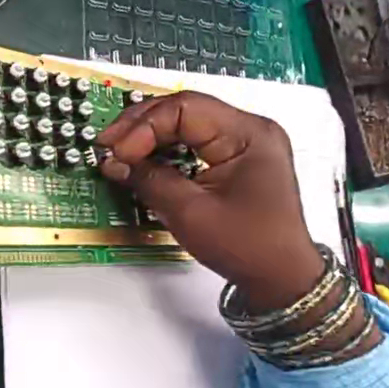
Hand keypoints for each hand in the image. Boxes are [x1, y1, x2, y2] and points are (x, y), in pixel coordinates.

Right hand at [96, 92, 323, 311]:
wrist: (280, 278)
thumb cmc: (247, 247)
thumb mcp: (190, 213)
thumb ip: (150, 181)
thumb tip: (115, 163)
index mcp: (248, 134)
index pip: (184, 109)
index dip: (144, 128)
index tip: (118, 154)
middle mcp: (248, 129)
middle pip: (183, 109)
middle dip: (140, 126)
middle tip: (108, 145)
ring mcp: (241, 142)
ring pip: (183, 122)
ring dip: (148, 135)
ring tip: (118, 151)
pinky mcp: (231, 158)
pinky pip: (190, 140)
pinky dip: (162, 148)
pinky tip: (140, 159)